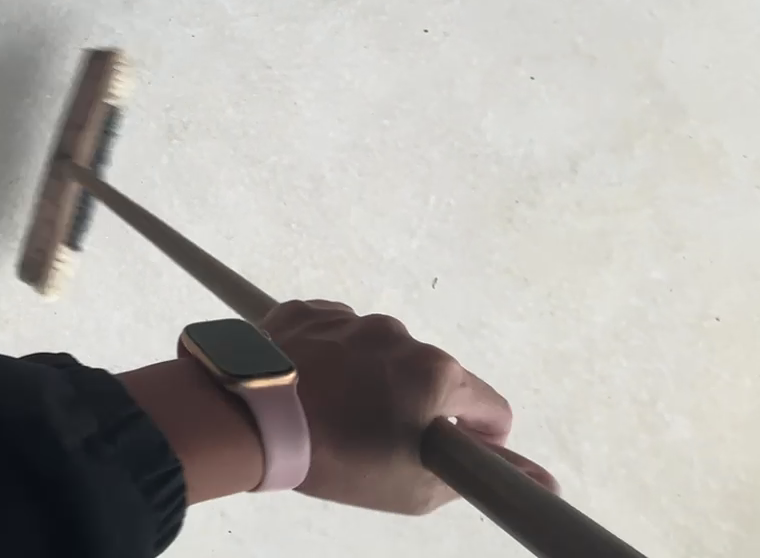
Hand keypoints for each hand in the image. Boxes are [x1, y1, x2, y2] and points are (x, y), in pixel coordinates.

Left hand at [262, 299, 557, 513]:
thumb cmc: (340, 456)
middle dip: (416, 400)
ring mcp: (342, 315)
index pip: (489, 406)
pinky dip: (329, 350)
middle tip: (377, 430)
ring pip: (375, 348)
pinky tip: (311, 378)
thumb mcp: (419, 484)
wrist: (250, 413)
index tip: (447, 449)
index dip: (479, 436)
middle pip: (427, 372)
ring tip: (335, 404)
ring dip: (369, 371)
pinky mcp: (299, 309)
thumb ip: (485, 474)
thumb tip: (543, 478)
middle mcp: (392, 332)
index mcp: (435, 370)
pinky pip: (331, 330)